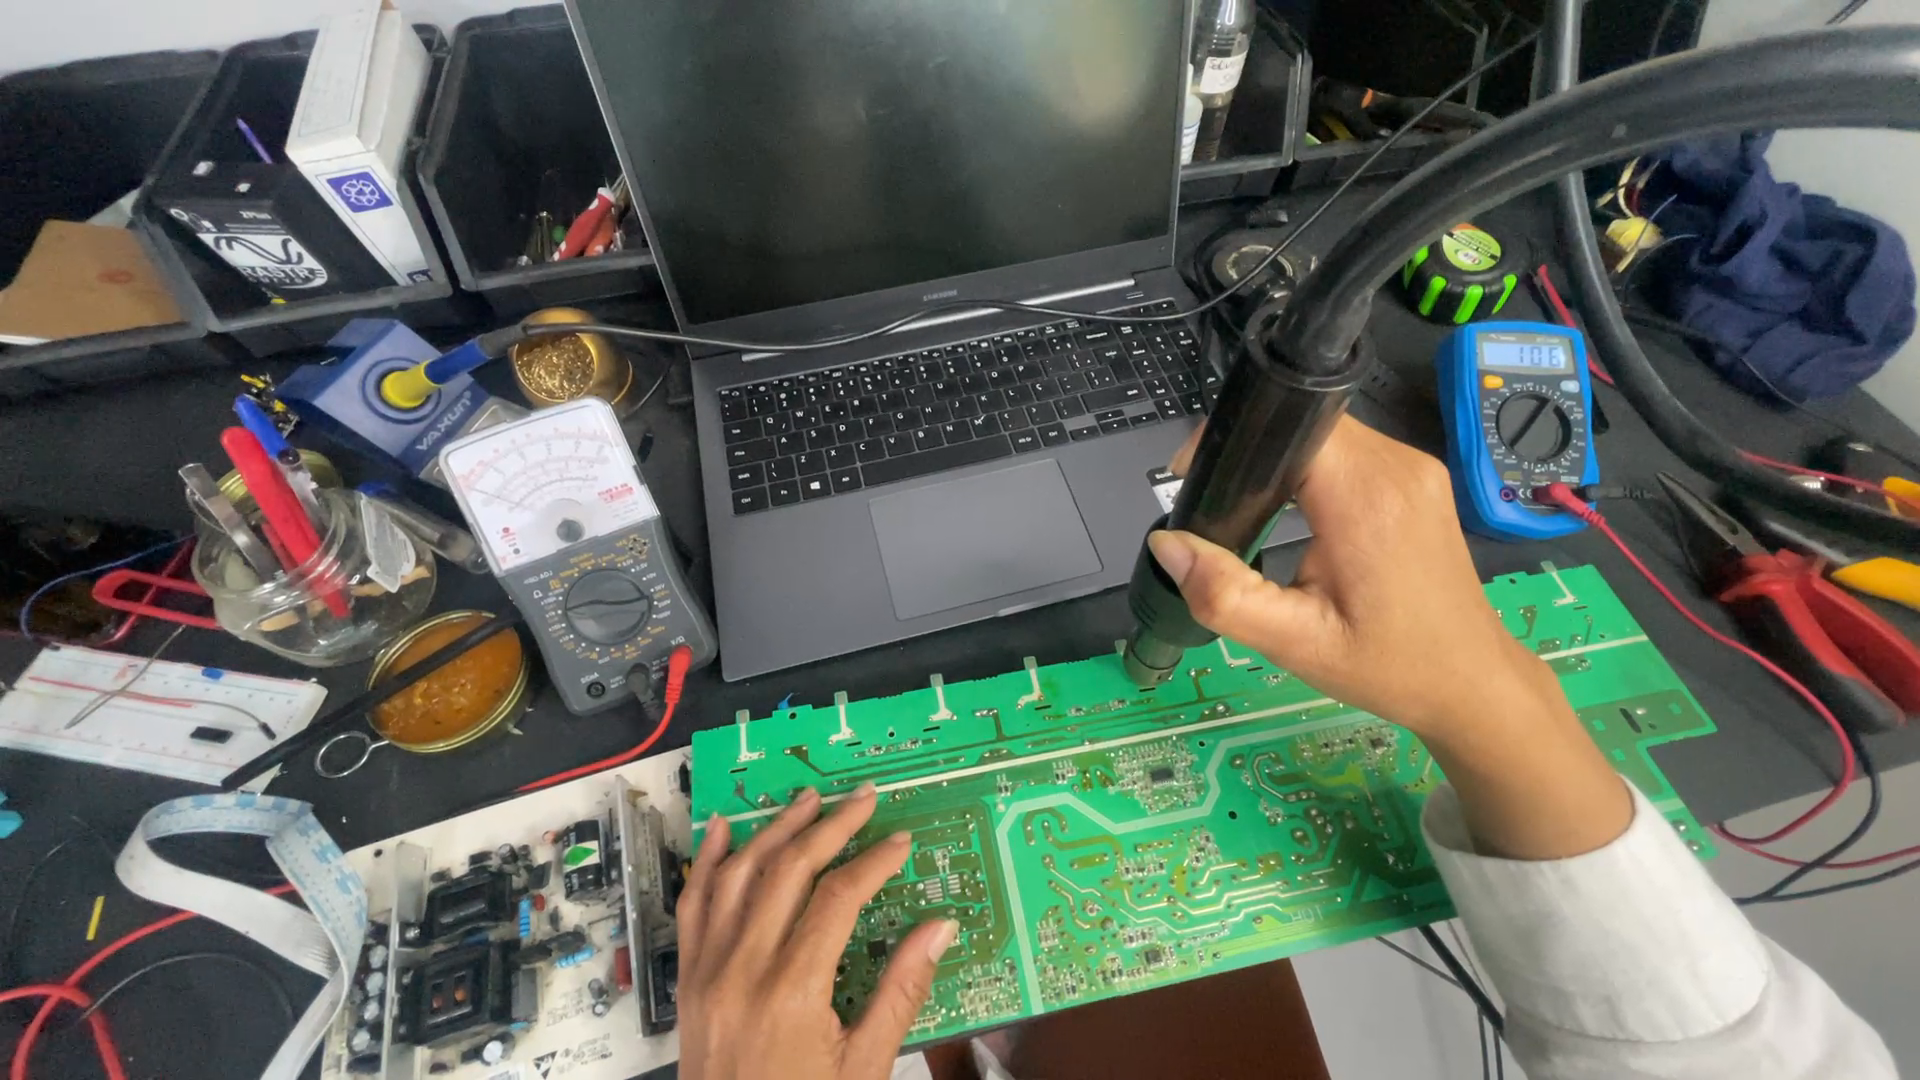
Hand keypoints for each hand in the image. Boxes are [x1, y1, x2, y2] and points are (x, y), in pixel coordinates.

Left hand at [677, 784, 959, 1079]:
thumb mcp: (864, 1068)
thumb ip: (901, 991)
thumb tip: (941, 926)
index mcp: (792, 991)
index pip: (838, 898)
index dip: (873, 861)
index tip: (900, 841)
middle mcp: (743, 969)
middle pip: (788, 870)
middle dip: (831, 826)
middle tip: (863, 798)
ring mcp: (707, 970)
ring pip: (739, 875)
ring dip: (776, 828)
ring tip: (809, 798)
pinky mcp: (688, 978)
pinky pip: (692, 905)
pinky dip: (707, 860)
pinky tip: (722, 827)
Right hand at [1150, 415, 1630, 858]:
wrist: (1472, 683)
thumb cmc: (1390, 666)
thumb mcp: (1295, 643)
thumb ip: (1225, 595)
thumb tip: (1168, 544)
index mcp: (1368, 499)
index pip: (1290, 426)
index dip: (1235, 440)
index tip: (1195, 479)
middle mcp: (1397, 468)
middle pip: (1303, 425)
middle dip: (1250, 455)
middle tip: (1219, 511)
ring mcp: (1412, 469)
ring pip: (1323, 435)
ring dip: (1277, 463)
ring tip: (1250, 516)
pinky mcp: (1414, 479)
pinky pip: (1346, 452)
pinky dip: (1306, 471)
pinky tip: (1291, 514)